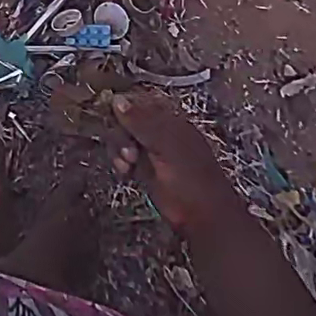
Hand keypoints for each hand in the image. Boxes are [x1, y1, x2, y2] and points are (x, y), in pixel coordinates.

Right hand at [111, 93, 243, 232]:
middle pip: (125, 121)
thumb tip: (117, 99)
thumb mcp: (167, 146)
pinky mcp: (143, 168)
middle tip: (129, 153)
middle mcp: (158, 131)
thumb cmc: (191, 178)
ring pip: (121, 139)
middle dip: (120, 135)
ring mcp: (150, 150)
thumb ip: (142, 122)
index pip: (138, 102)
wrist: (203, 217)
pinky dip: (120, 162)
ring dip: (118, 149)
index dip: (122, 108)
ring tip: (127, 165)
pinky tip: (125, 172)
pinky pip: (123, 157)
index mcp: (169, 120)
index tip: (112, 119)